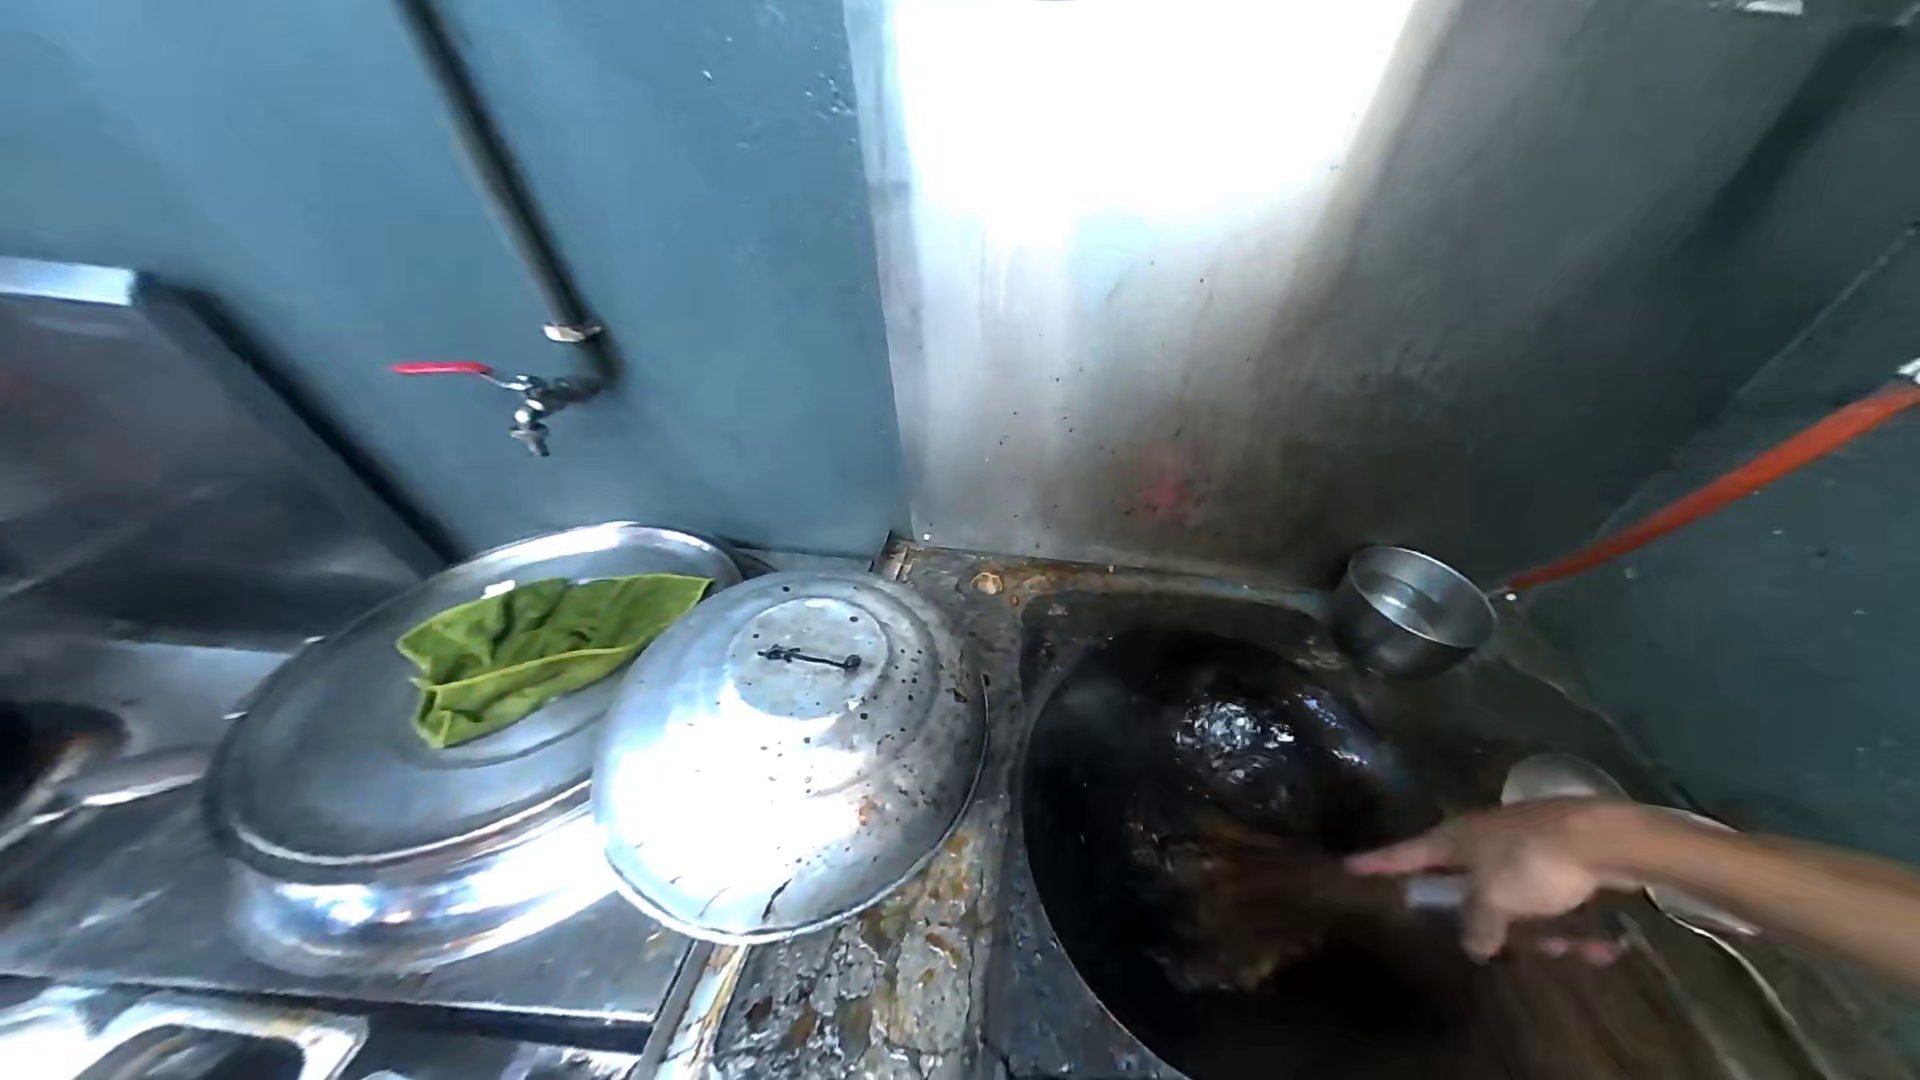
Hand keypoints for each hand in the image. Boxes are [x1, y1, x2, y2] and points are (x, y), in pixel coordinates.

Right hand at [1348, 798, 1646, 960]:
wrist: (1599, 836)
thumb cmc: (1529, 862)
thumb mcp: (1496, 898)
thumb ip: (1477, 922)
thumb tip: (1473, 944)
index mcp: (1448, 840)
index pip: (1402, 855)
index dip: (1377, 863)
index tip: (1350, 866)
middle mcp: (1473, 838)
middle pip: (1464, 883)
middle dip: (1487, 919)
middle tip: (1502, 945)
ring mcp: (1512, 844)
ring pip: (1513, 896)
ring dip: (1540, 929)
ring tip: (1573, 948)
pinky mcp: (1551, 853)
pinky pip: (1548, 896)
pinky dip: (1568, 920)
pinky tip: (1600, 942)